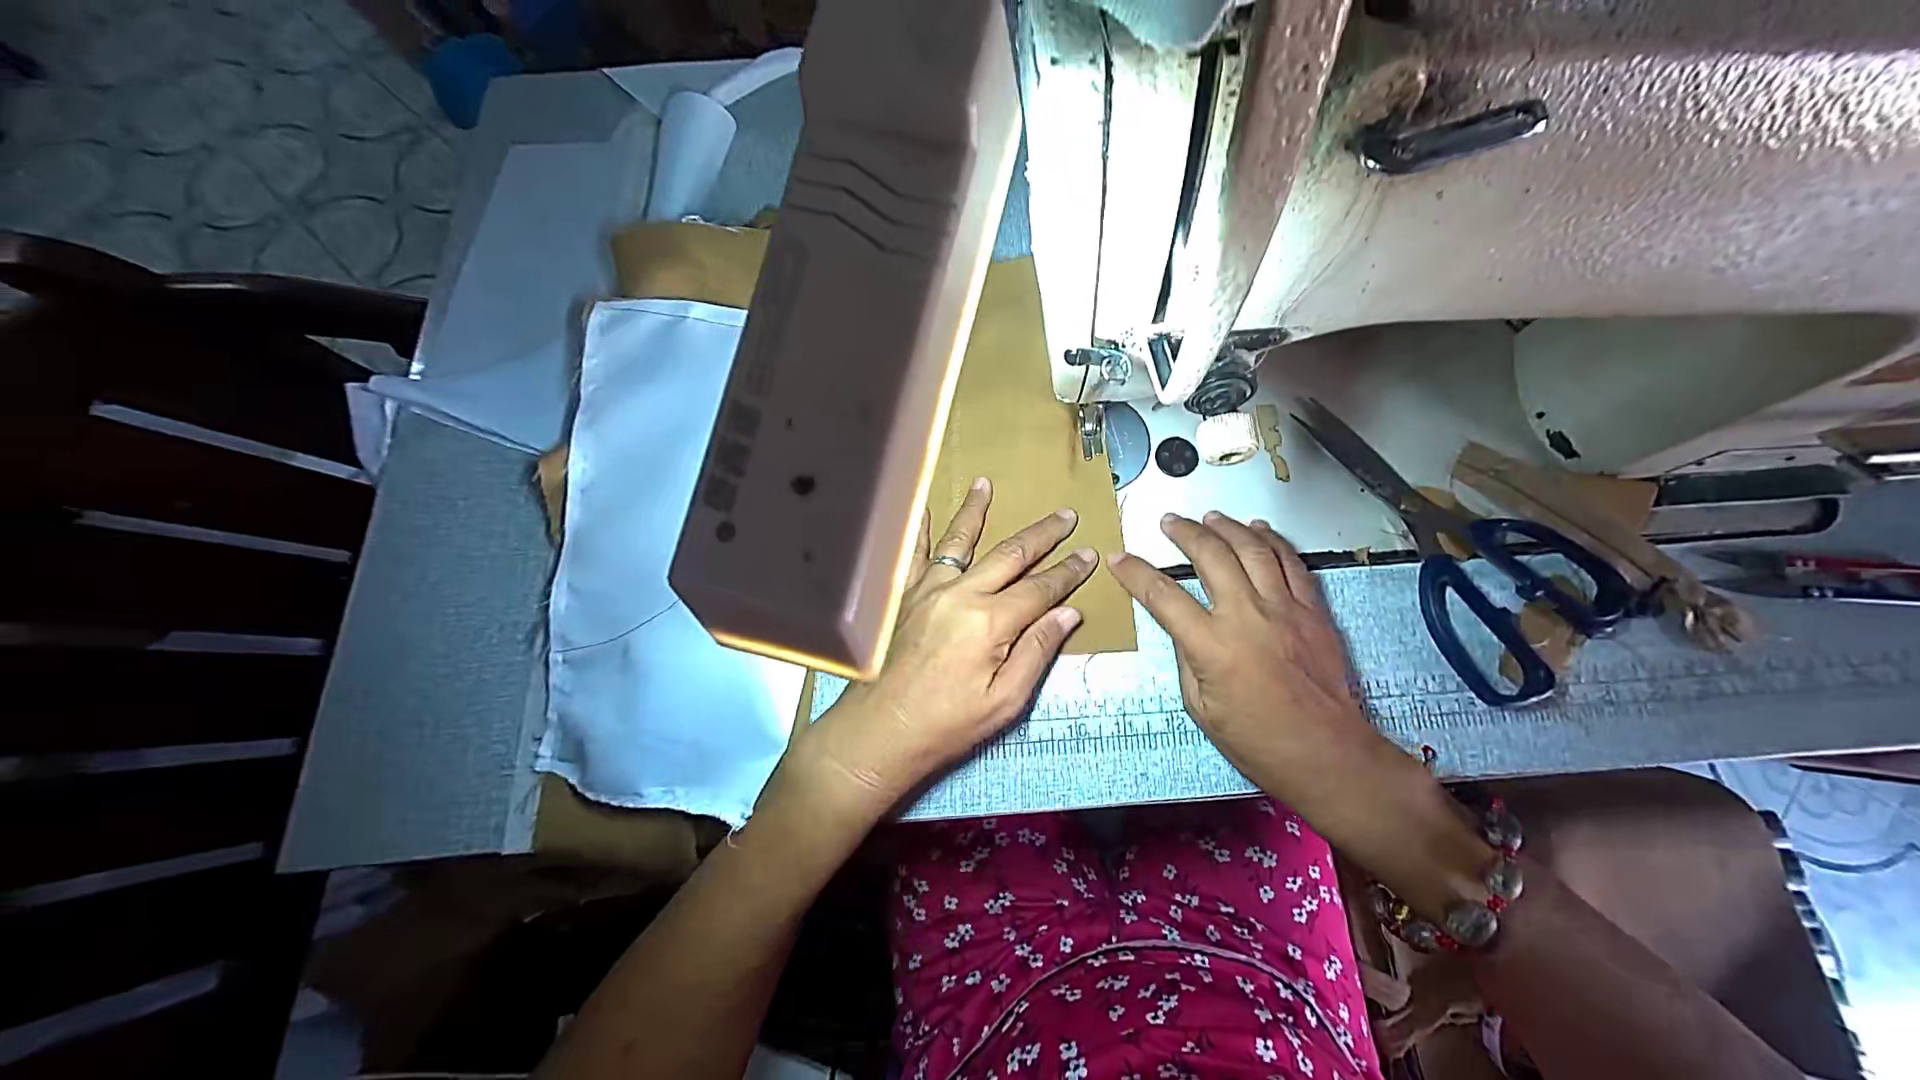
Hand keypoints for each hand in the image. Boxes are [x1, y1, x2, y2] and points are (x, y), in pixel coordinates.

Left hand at [779, 478, 1096, 821]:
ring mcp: (926, 590)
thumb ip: (1036, 651)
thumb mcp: (1005, 701)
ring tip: (985, 483)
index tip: (1088, 554)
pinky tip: (919, 508)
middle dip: (1041, 534)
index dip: (1068, 572)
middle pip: (1009, 555)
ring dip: (975, 510)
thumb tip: (1068, 612)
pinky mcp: (901, 597)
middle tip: (1065, 515)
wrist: (880, 732)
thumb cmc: (946, 726)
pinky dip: (917, 529)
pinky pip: (911, 554)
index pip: (1040, 589)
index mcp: (989, 622)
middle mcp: (959, 594)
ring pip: (957, 541)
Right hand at [1105, 512, 1375, 795]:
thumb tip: (1183, 627)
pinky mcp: (1313, 612)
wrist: (1326, 754)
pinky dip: (1273, 541)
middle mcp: (1247, 617)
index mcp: (1212, 646)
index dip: (1136, 573)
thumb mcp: (1200, 707)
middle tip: (1169, 523)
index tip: (1120, 559)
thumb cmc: (1257, 742)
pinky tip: (1258, 529)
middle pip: (1211, 556)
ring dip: (1227, 527)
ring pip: (1253, 550)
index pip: (1163, 595)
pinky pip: (1292, 564)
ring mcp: (1285, 610)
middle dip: (1184, 533)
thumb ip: (1187, 658)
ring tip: (1209, 517)